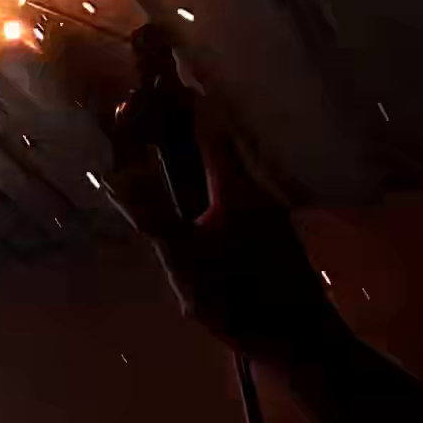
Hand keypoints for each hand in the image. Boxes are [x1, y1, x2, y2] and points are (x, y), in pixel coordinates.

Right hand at [104, 99, 350, 361]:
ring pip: (229, 169)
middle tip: (163, 105)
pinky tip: (198, 200)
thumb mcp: (185, 261)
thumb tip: (120, 176)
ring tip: (171, 146)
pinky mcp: (271, 233)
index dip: (187, 103)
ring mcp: (266, 213)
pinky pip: (235, 192)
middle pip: (220, 143)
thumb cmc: (240, 298)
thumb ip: (153, 216)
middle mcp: (253, 191)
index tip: (166, 82)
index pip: (209, 131)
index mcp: (233, 190)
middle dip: (190, 122)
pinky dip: (212, 179)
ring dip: (202, 150)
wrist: (301, 340)